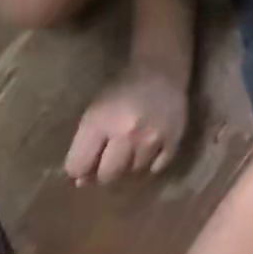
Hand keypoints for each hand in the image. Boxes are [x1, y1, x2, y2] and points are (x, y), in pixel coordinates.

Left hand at [66, 61, 188, 182]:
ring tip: (131, 147)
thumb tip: (82, 182)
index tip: (87, 163)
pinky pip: (156, 168)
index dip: (79, 168)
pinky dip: (150, 163)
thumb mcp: (96, 109)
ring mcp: (151, 138)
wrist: (161, 71)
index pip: (78, 166)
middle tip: (110, 159)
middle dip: (104, 172)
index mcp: (99, 121)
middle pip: (107, 176)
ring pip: (132, 172)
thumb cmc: (123, 89)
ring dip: (129, 164)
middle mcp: (125, 133)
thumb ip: (86, 145)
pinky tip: (148, 147)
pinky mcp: (173, 140)